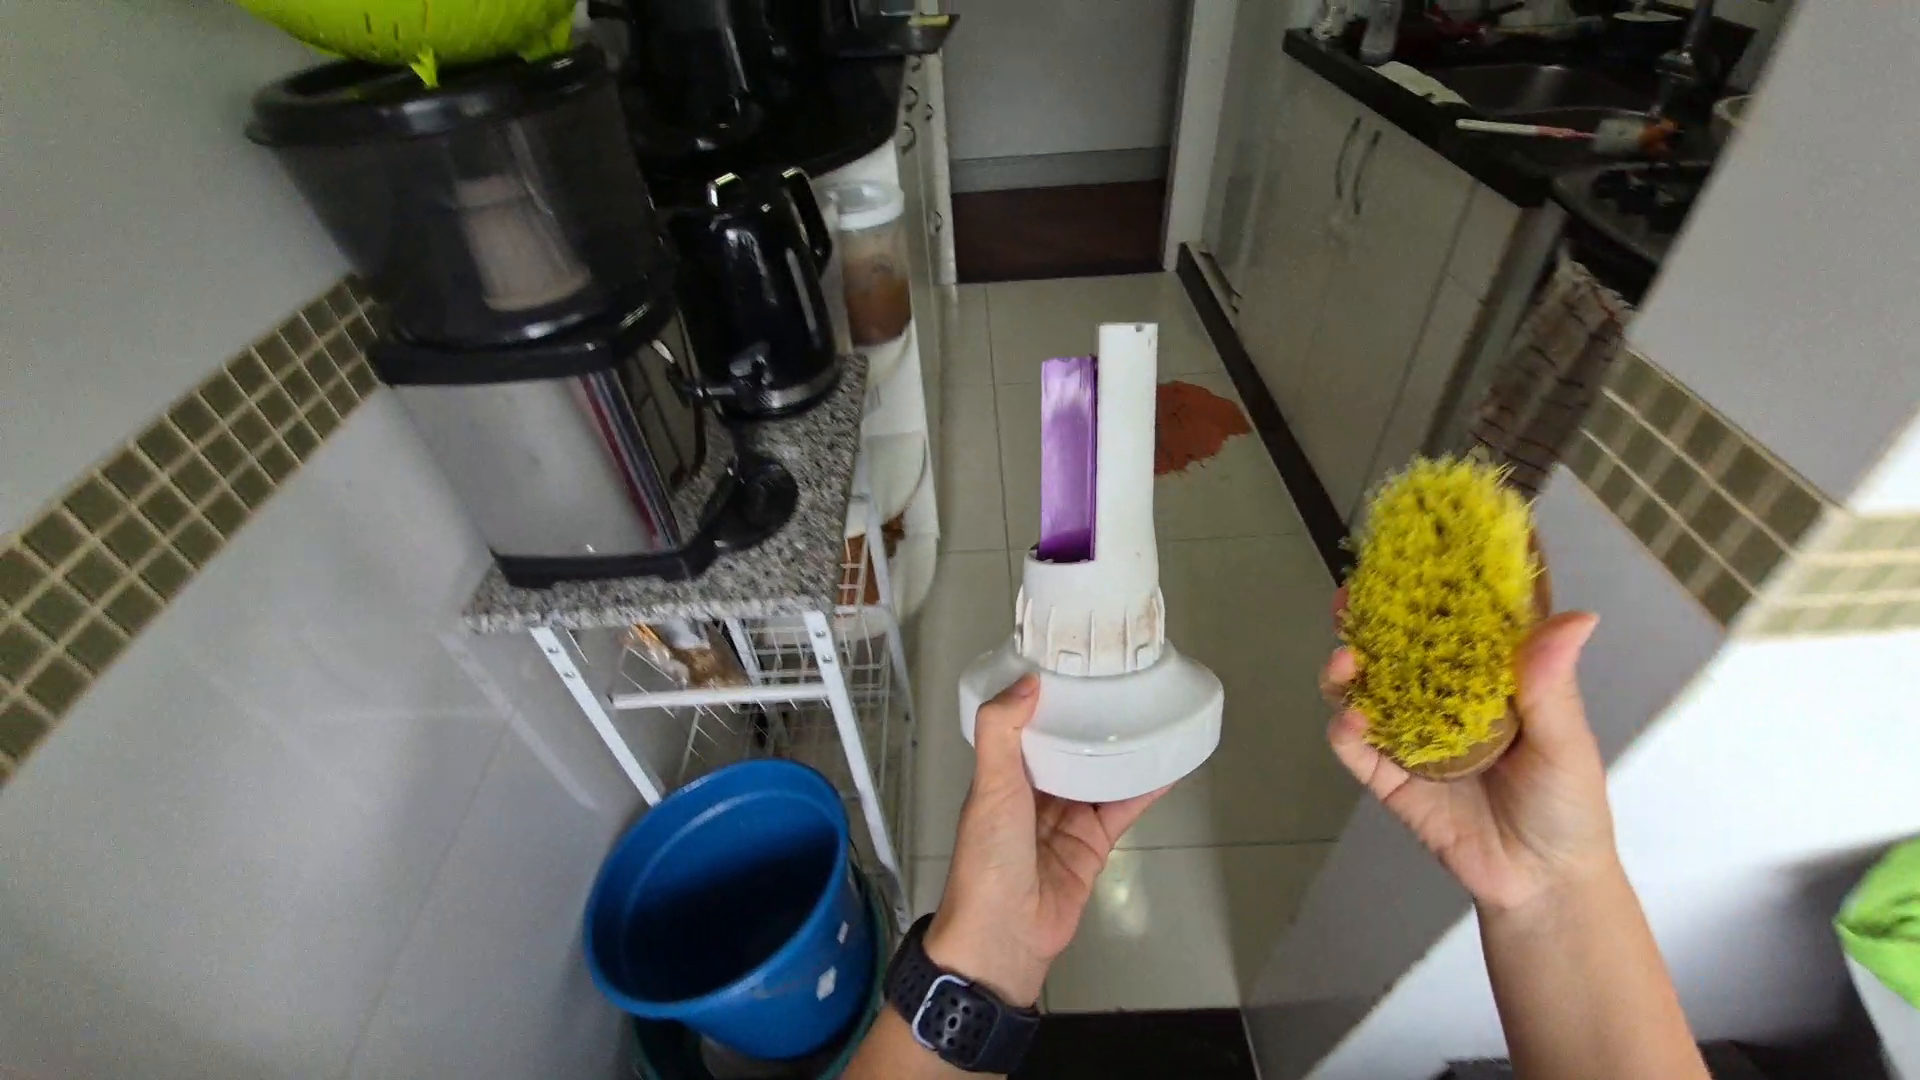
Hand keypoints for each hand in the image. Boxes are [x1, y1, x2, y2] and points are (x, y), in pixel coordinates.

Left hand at [925, 675, 1166, 1005]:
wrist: (1007, 936)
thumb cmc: (991, 855)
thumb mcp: (990, 786)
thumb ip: (1000, 731)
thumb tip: (1030, 679)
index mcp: (1003, 773)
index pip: (1025, 724)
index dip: (1044, 696)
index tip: (1070, 660)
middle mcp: (1034, 790)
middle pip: (1066, 746)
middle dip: (1088, 718)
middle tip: (1119, 679)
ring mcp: (1066, 816)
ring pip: (1098, 772)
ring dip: (1119, 748)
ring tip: (1149, 711)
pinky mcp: (1094, 842)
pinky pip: (1122, 807)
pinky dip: (1143, 787)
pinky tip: (1167, 764)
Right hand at [1322, 589, 1616, 913]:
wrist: (1542, 881)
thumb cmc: (1565, 805)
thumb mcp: (1566, 742)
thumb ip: (1550, 684)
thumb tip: (1578, 617)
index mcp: (1472, 685)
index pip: (1436, 630)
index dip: (1413, 598)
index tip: (1397, 568)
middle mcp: (1429, 703)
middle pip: (1382, 654)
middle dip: (1358, 626)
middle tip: (1346, 603)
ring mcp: (1401, 738)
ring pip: (1355, 693)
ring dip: (1341, 672)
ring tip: (1345, 661)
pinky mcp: (1383, 775)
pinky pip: (1352, 747)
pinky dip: (1345, 729)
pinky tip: (1354, 719)